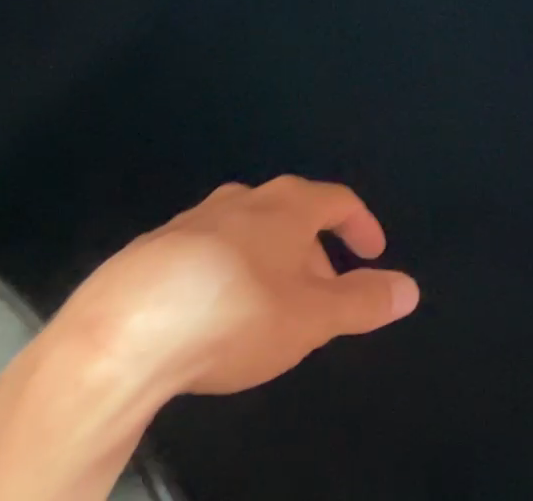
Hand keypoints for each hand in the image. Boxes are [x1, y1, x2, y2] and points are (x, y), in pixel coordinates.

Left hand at [50, 175, 420, 396]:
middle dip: (313, 252)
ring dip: (268, 262)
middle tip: (323, 296)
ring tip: (270, 307)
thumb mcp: (313, 317)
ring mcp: (189, 223)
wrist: (123, 332)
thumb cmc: (236, 314)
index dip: (361, 224)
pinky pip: (203, 255)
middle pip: (289, 214)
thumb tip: (409, 287)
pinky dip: (224, 275)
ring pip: (245, 233)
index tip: (374, 253)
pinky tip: (213, 316)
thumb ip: (363, 302)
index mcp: (284, 207)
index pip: (336, 200)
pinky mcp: (150, 252)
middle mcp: (239, 202)